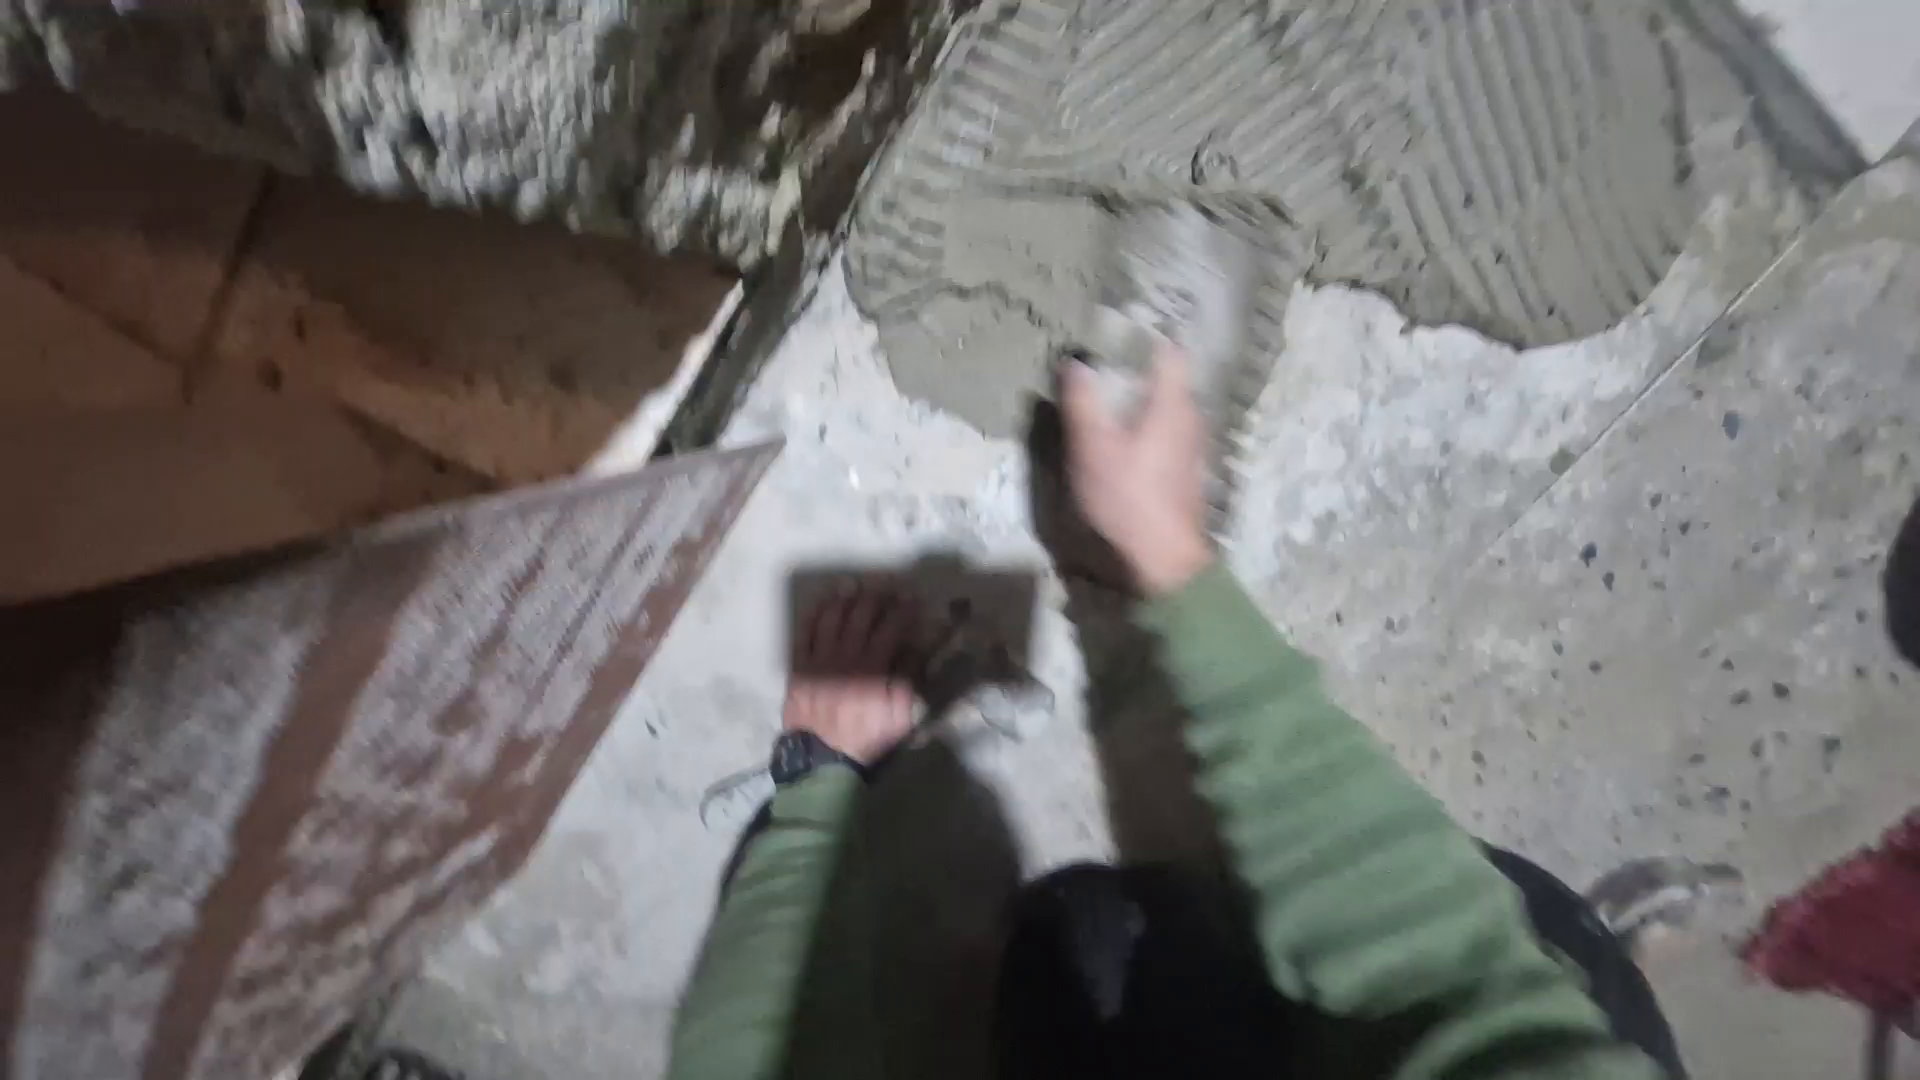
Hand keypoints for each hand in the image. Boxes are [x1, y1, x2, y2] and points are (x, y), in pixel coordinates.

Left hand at [784, 586, 918, 764]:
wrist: (822, 759)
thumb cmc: (866, 737)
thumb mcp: (900, 715)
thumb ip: (908, 679)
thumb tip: (915, 648)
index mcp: (873, 668)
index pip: (891, 628)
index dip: (903, 610)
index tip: (912, 596)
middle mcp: (846, 657)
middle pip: (861, 616)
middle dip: (876, 596)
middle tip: (885, 582)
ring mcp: (820, 659)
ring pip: (832, 619)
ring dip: (844, 598)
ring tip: (853, 584)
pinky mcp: (800, 666)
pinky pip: (805, 633)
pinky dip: (815, 615)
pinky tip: (823, 603)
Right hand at [1059, 341, 1212, 595]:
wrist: (1163, 558)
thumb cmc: (1127, 496)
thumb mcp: (1092, 447)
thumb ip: (1082, 401)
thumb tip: (1075, 362)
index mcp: (1173, 403)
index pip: (1170, 351)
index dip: (1144, 339)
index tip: (1114, 337)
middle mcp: (1191, 418)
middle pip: (1169, 381)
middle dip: (1137, 374)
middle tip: (1102, 374)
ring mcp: (1194, 448)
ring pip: (1168, 411)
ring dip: (1142, 406)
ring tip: (1109, 410)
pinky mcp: (1188, 474)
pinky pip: (1168, 437)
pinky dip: (1148, 432)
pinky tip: (1125, 448)